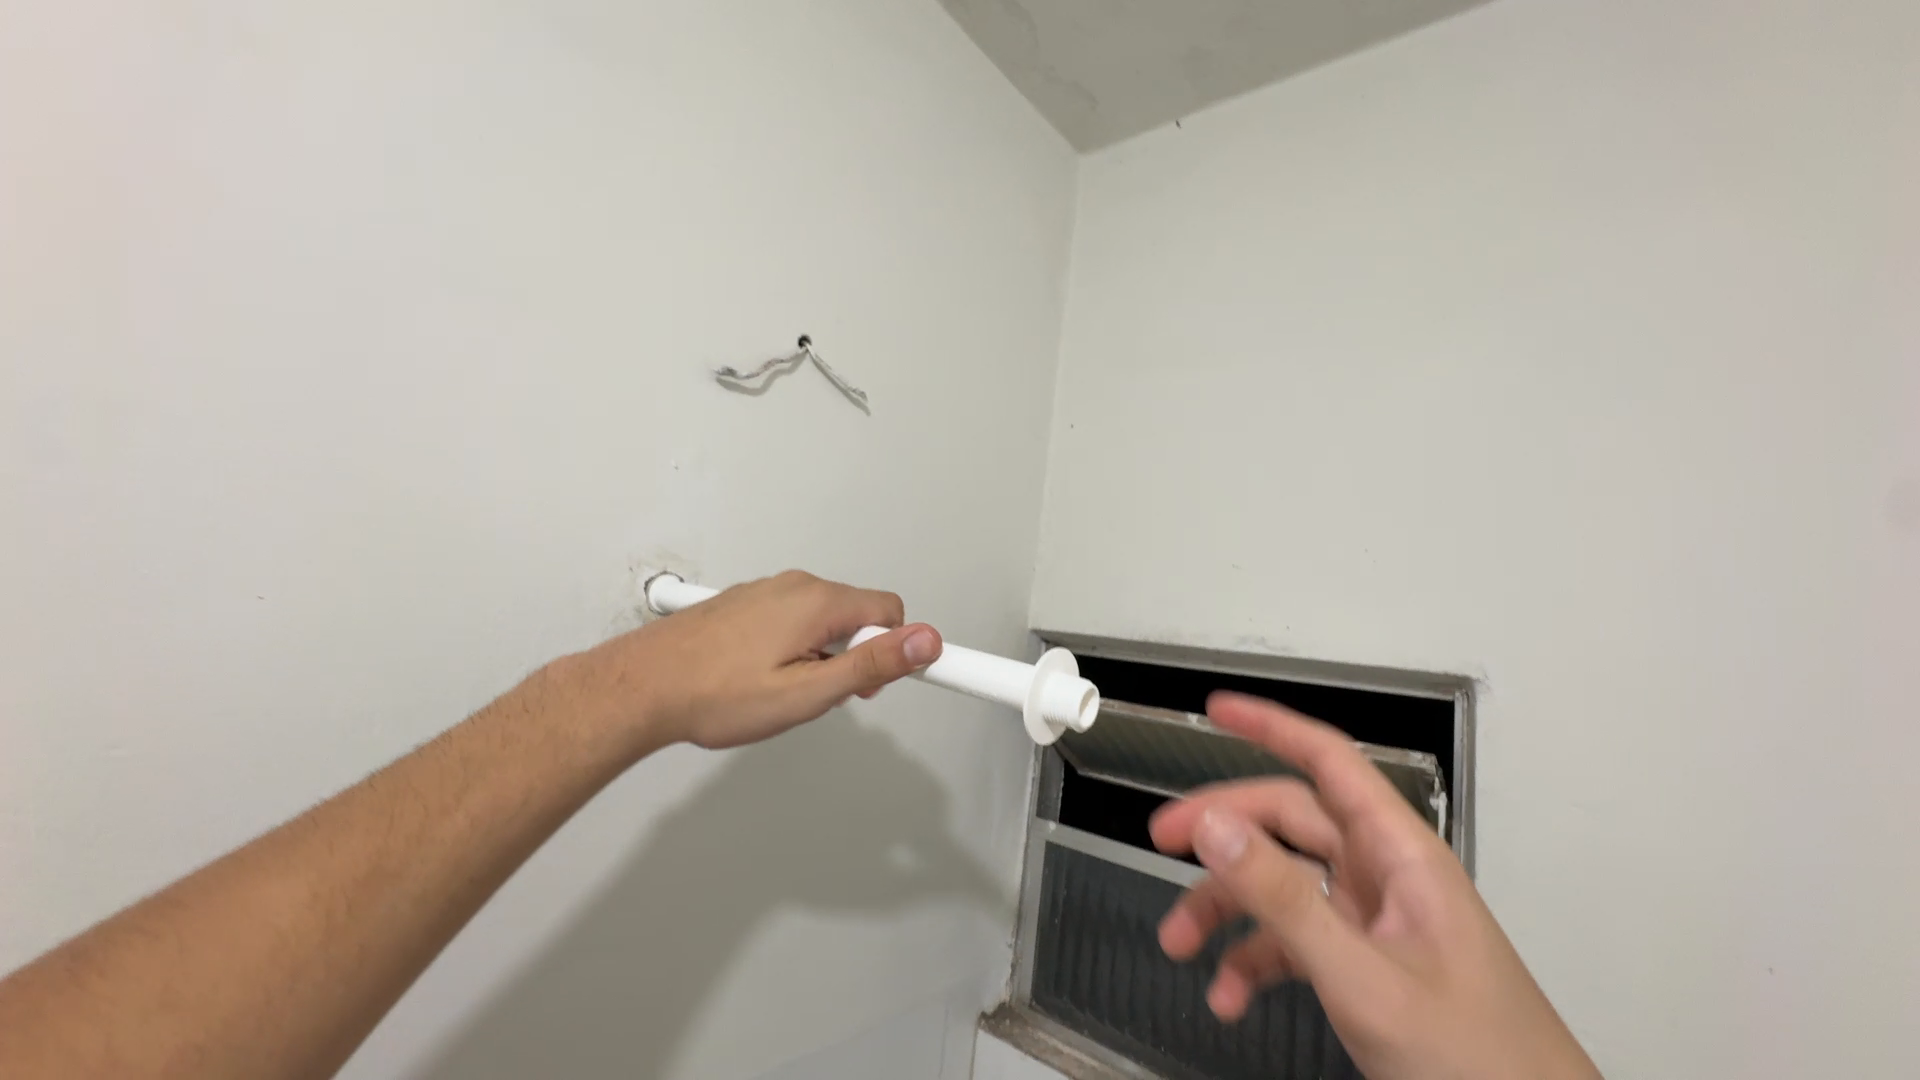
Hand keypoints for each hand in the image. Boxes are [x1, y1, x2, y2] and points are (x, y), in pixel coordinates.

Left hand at [551, 570, 941, 753]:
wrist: (639, 687)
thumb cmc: (712, 694)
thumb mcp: (806, 693)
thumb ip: (871, 664)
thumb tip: (922, 642)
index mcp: (817, 602)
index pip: (892, 612)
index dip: (908, 646)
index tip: (930, 667)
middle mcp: (796, 586)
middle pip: (860, 615)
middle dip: (859, 654)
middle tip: (829, 693)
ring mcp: (769, 591)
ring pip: (826, 619)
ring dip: (825, 652)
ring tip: (788, 689)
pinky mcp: (749, 602)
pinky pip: (795, 618)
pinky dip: (797, 644)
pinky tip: (765, 675)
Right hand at [1149, 693, 1599, 1079]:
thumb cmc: (1473, 1060)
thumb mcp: (1364, 979)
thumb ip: (1284, 900)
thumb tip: (1212, 825)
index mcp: (1399, 854)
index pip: (1329, 762)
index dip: (1271, 727)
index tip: (1215, 710)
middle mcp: (1382, 874)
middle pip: (1287, 822)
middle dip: (1221, 830)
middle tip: (1159, 838)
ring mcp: (1373, 921)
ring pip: (1281, 885)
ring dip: (1225, 909)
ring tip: (1177, 943)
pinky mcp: (1364, 964)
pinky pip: (1293, 942)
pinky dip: (1253, 961)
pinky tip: (1227, 996)